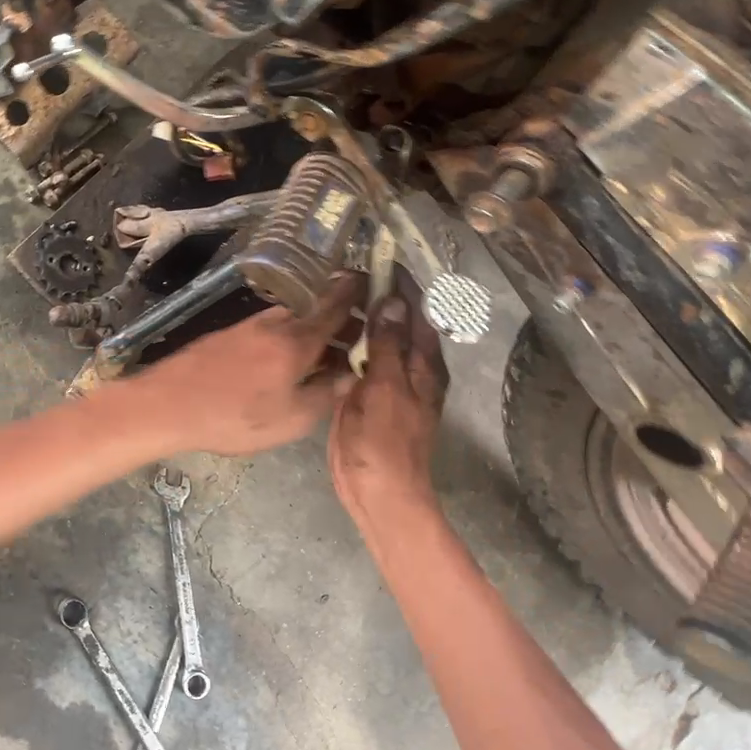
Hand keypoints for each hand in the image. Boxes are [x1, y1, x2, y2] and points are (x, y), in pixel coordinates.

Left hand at [129, 274, 363, 455]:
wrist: (165, 405)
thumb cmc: (231, 418)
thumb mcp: (290, 420)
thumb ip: (325, 395)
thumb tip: (351, 375)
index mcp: (295, 341)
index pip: (337, 306)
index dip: (360, 293)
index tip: (378, 282)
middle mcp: (273, 324)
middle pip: (315, 308)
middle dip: (341, 311)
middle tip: (363, 321)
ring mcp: (247, 327)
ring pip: (291, 317)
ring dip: (314, 323)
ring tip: (331, 342)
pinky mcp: (227, 335)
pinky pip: (270, 327)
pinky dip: (289, 332)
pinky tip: (291, 353)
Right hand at [330, 291, 449, 520]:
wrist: (378, 490)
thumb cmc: (386, 440)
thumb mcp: (386, 387)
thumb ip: (388, 344)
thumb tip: (392, 300)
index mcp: (424, 364)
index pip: (416, 311)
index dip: (399, 285)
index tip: (376, 259)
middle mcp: (410, 368)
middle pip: (396, 323)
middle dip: (377, 297)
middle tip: (343, 273)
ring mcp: (387, 383)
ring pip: (377, 341)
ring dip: (359, 320)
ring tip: (330, 296)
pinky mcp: (366, 396)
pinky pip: (359, 361)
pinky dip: (348, 344)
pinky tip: (326, 335)